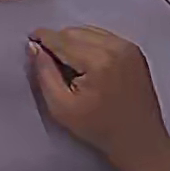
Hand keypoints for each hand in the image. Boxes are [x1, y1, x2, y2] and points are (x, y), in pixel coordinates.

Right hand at [29, 27, 169, 170]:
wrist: (140, 140)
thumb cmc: (98, 128)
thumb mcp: (61, 107)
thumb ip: (44, 74)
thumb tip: (35, 47)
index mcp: (98, 61)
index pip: (62, 40)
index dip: (43, 38)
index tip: (30, 39)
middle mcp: (115, 46)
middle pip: (74, 32)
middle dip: (57, 41)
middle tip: (47, 58)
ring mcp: (127, 46)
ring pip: (88, 30)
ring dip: (73, 40)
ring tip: (67, 62)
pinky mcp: (134, 50)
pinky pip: (102, 36)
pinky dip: (89, 42)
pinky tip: (85, 61)